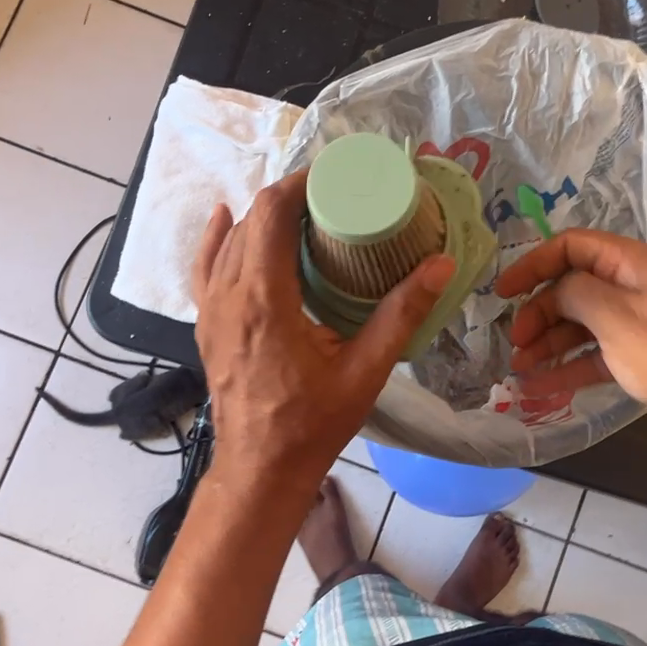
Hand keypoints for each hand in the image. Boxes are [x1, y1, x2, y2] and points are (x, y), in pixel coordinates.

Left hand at [193, 170, 455, 481]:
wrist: (260, 469)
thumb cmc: (313, 424)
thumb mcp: (365, 370)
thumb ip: (401, 314)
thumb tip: (440, 264)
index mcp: (265, 299)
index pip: (272, 214)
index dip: (300, 183)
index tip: (334, 175)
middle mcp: (229, 295)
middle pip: (252, 221)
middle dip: (289, 199)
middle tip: (332, 196)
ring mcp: (210, 311)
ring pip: (230, 241)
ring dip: (263, 218)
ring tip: (301, 212)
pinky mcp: (206, 325)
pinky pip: (206, 267)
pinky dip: (219, 239)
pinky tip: (227, 220)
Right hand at [495, 230, 646, 460]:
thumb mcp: (617, 318)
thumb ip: (576, 295)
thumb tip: (553, 291)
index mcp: (631, 264)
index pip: (571, 247)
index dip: (533, 264)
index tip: (502, 292)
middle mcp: (633, 288)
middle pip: (572, 288)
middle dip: (538, 312)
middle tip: (514, 343)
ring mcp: (638, 325)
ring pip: (581, 325)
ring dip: (548, 344)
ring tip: (519, 369)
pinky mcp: (640, 359)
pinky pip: (594, 356)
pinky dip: (567, 368)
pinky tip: (539, 386)